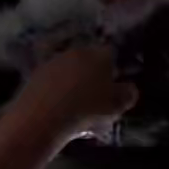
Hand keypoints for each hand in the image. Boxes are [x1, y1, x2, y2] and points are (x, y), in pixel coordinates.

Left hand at [15, 44, 137, 139]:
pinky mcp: (37, 73)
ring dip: (74, 82)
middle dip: (93, 75)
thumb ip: (128, 94)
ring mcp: (55, 60)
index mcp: (99, 55)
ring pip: (70, 69)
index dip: (114, 70)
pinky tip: (58, 107)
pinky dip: (57, 90)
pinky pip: (53, 79)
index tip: (113, 87)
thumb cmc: (87, 110)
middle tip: (95, 98)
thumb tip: (130, 89)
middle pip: (89, 60)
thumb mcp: (116, 106)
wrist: (43, 116)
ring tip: (76, 106)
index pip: (111, 54)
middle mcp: (77, 51)